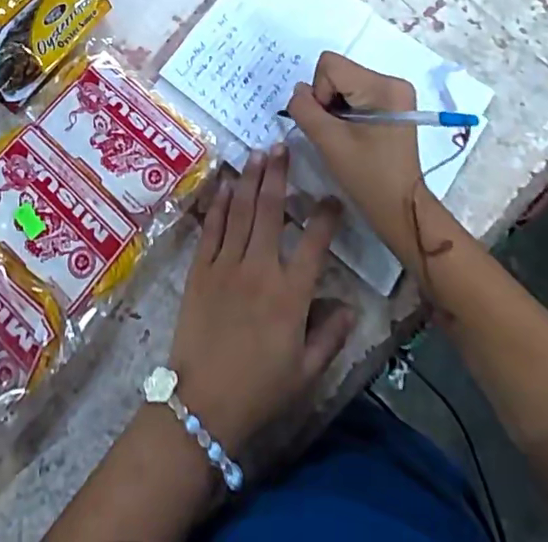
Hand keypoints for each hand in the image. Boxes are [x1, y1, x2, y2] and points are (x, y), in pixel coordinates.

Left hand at [168, 146, 353, 453]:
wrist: (203, 401)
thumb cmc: (261, 388)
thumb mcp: (308, 370)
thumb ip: (331, 334)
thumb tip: (349, 305)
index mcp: (291, 294)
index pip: (314, 243)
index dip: (325, 217)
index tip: (331, 198)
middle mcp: (258, 270)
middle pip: (270, 212)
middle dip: (278, 176)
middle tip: (281, 146)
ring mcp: (224, 266)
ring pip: (240, 213)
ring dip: (249, 180)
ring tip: (257, 153)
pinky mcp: (199, 269)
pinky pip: (211, 229)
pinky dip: (219, 204)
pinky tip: (225, 185)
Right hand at [284, 51, 426, 211]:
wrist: (398, 205)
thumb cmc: (366, 175)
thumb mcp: (327, 141)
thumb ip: (304, 109)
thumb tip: (299, 90)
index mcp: (383, 87)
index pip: (330, 66)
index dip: (319, 92)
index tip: (330, 123)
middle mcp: (392, 82)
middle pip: (337, 72)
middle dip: (326, 99)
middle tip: (336, 131)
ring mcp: (394, 92)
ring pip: (342, 82)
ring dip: (334, 106)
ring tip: (345, 134)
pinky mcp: (391, 103)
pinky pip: (353, 92)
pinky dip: (344, 109)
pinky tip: (352, 133)